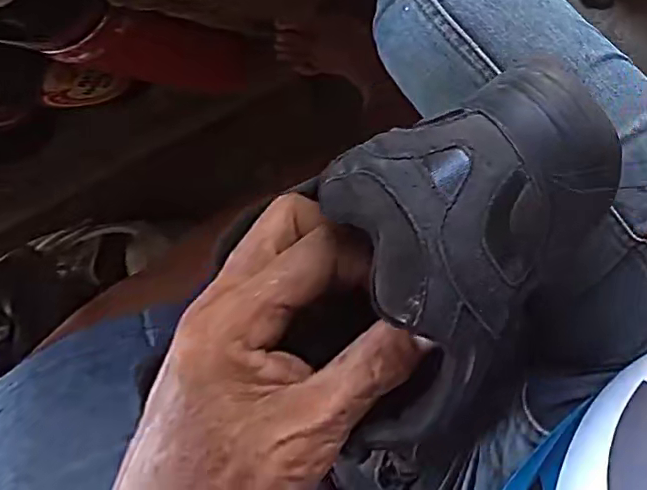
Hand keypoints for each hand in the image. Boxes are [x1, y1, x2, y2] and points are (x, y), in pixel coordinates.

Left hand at [115, 195, 430, 489]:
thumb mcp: (312, 428)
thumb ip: (377, 365)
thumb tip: (432, 325)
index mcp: (230, 317)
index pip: (320, 242)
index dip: (369, 258)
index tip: (397, 289)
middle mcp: (215, 302)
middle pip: (290, 217)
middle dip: (342, 230)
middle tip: (375, 269)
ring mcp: (214, 315)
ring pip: (281, 239)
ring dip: (325, 250)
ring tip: (360, 286)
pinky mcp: (223, 334)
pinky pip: (275, 272)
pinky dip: (312, 275)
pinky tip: (337, 308)